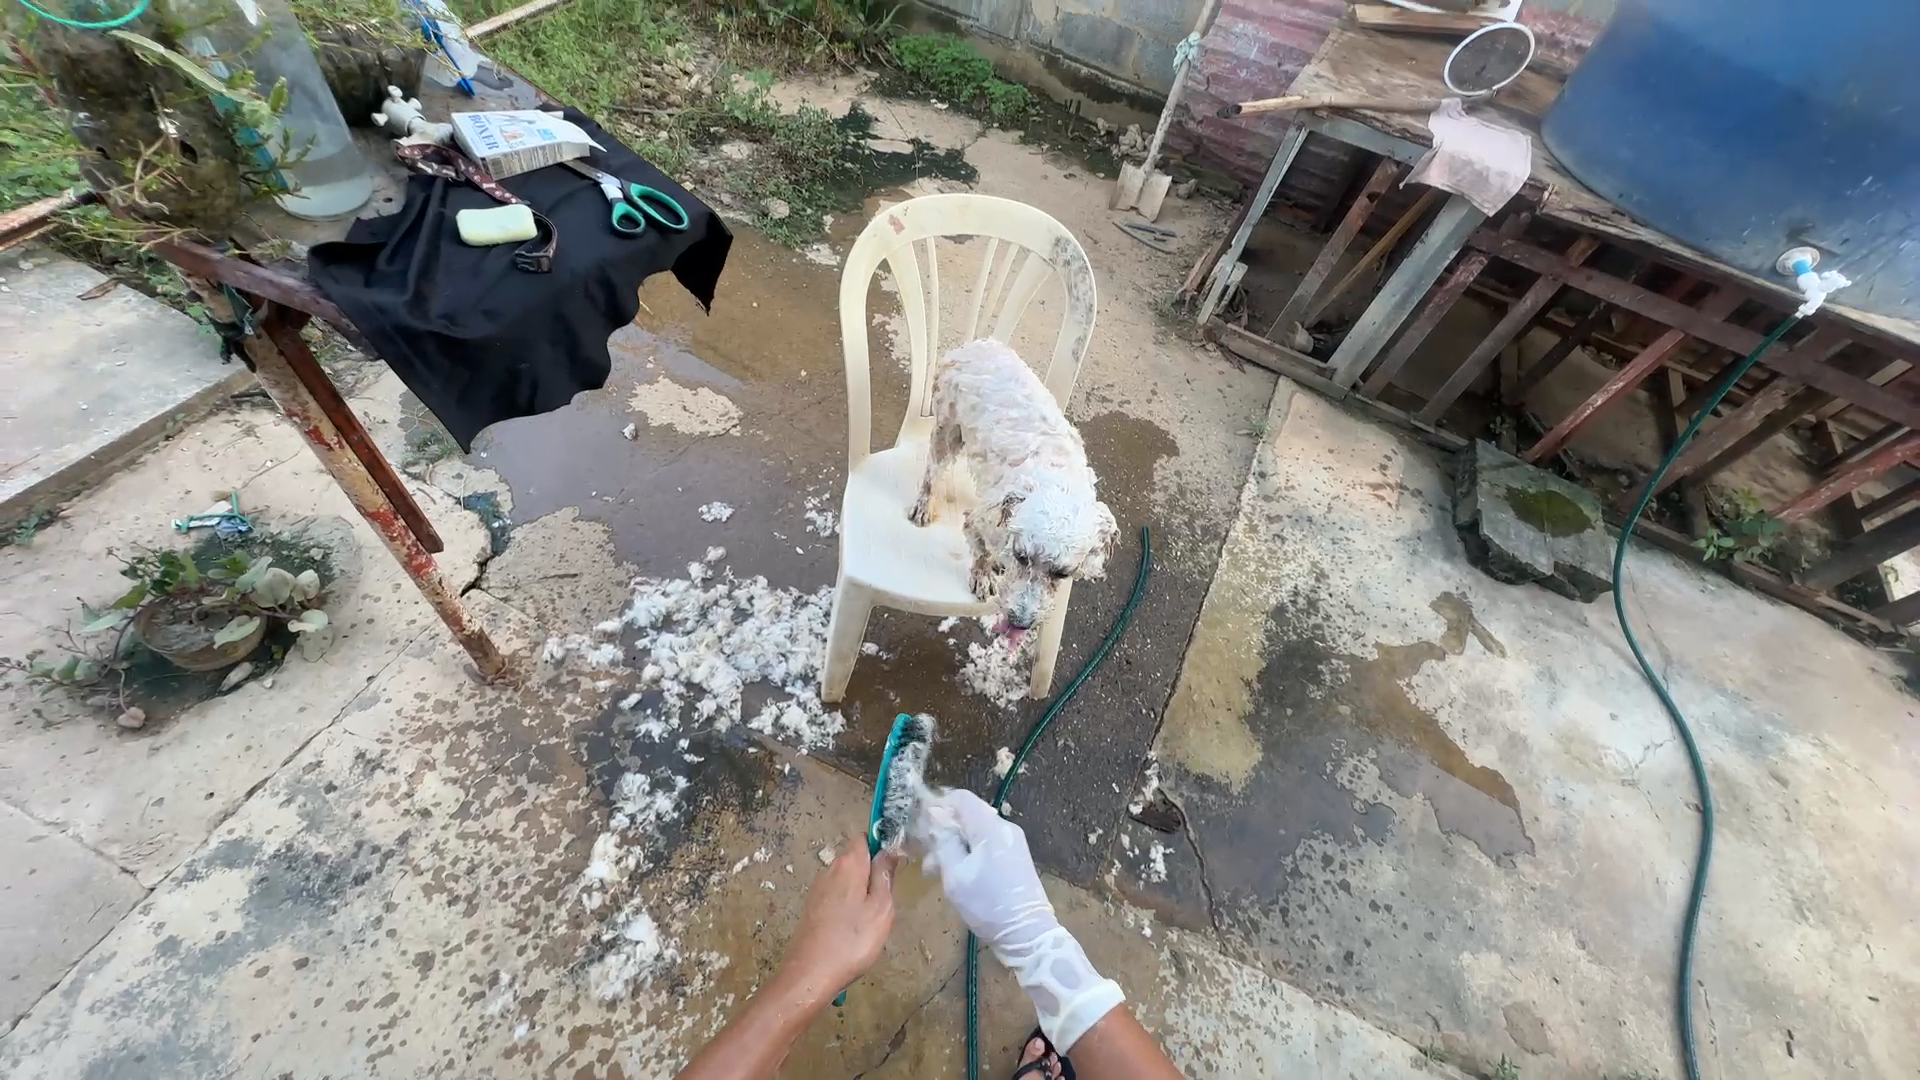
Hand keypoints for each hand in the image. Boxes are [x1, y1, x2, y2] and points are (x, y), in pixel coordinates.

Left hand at [774, 834, 899, 1002]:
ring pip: (847, 880)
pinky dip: (847, 906)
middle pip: (856, 859)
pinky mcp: (812, 908)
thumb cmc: (852, 940)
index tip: (893, 867)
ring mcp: (818, 889)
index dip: (880, 846)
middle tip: (884, 903)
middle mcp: (830, 869)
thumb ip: (886, 874)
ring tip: (869, 922)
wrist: (809, 976)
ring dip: (860, 893)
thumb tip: (890, 849)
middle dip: (871, 874)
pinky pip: (836, 896)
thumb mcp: (881, 907)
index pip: (865, 837)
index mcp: (849, 863)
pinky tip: (852, 931)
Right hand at [916, 788, 1124, 1052]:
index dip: (939, 807)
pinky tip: (959, 876)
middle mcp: (1005, 827)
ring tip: (937, 872)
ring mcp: (1013, 842)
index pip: (961, 798)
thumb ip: (944, 843)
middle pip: (969, 815)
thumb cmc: (988, 904)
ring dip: (955, 846)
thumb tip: (937, 822)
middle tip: (927, 859)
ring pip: (977, 832)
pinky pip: (988, 845)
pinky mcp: (1016, 857)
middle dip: (944, 832)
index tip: (922, 827)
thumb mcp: (956, 875)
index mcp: (990, 827)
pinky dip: (970, 854)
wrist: (1028, 934)